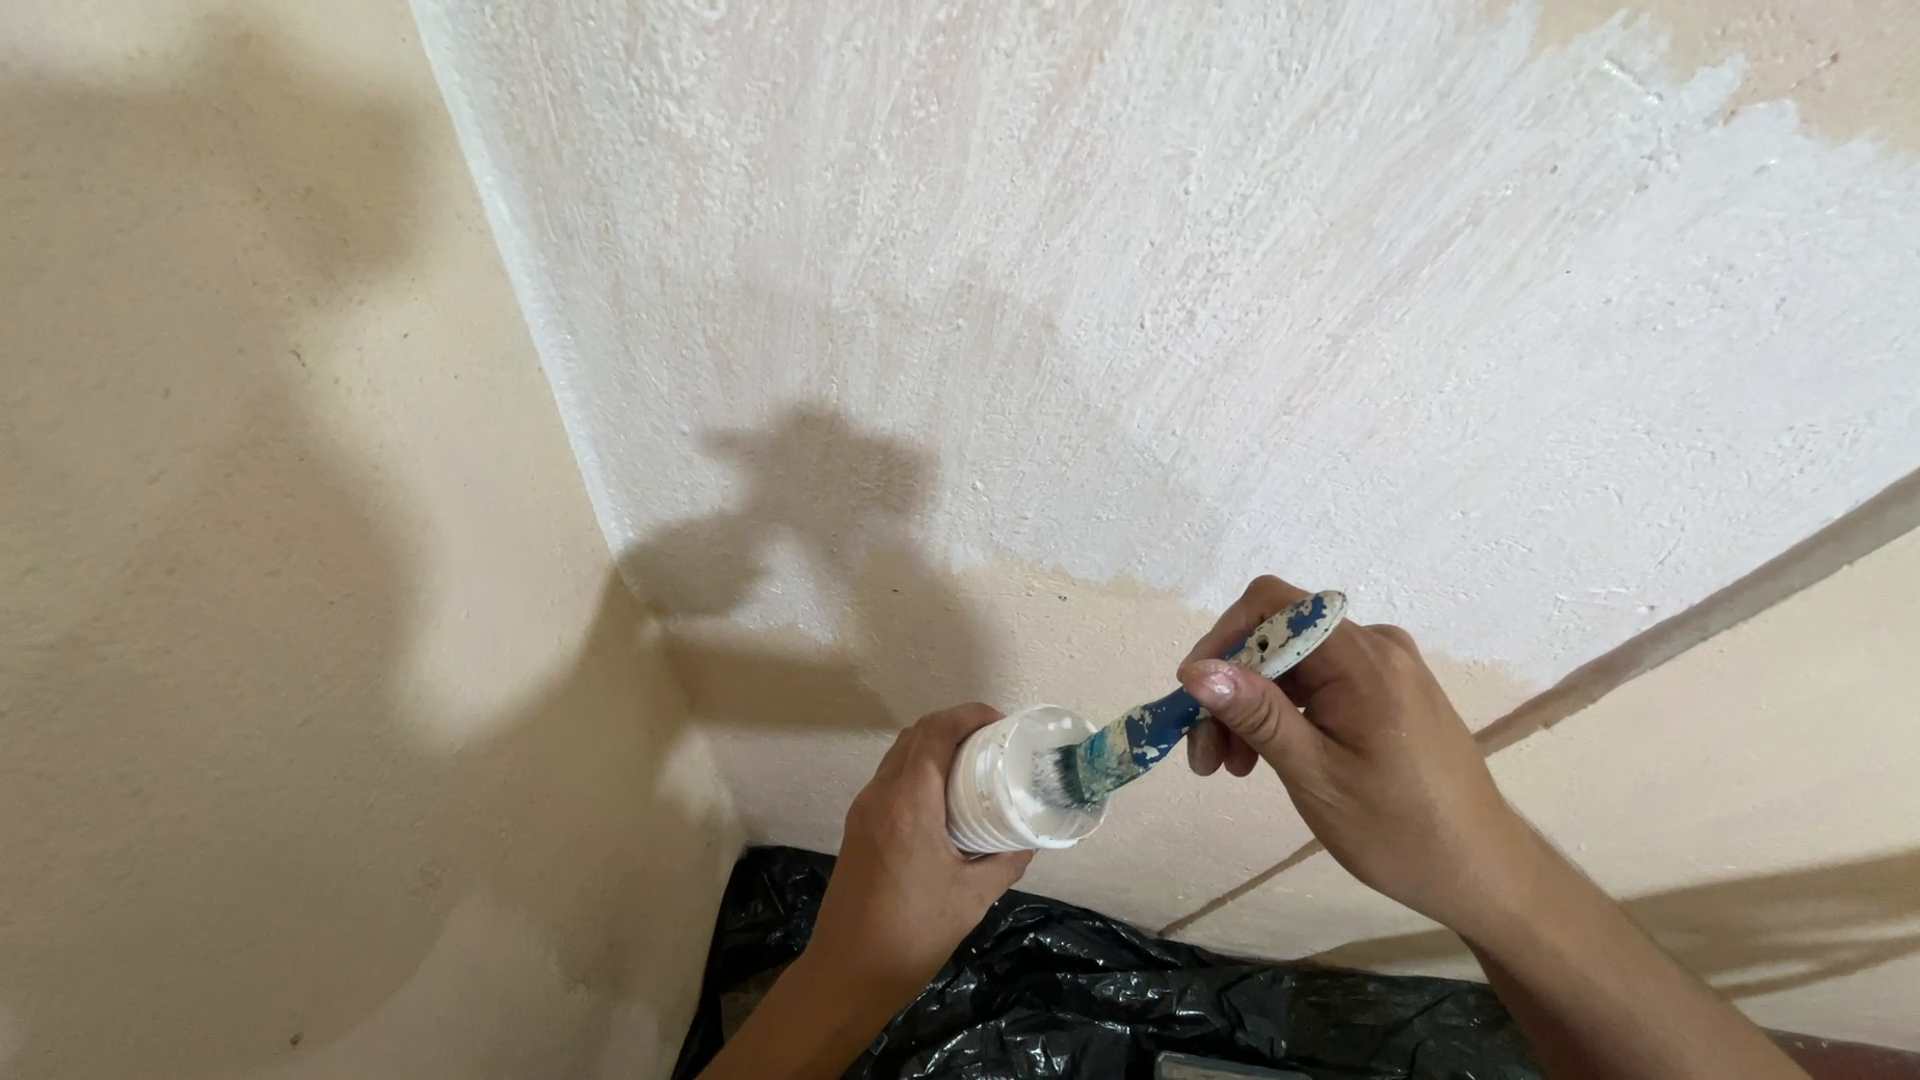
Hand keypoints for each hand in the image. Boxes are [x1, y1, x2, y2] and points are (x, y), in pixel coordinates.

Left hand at [804, 704, 1034, 1007]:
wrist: (847, 973)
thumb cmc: (913, 934)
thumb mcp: (973, 897)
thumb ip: (1006, 859)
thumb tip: (1031, 837)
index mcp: (909, 802)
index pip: (936, 732)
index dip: (969, 715)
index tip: (1000, 723)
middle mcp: (881, 794)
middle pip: (916, 734)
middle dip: (955, 725)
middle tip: (993, 742)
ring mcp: (863, 808)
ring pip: (900, 753)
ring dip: (934, 745)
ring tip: (972, 764)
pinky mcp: (857, 825)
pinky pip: (890, 777)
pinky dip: (918, 769)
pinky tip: (943, 797)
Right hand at [1178, 576, 1535, 933]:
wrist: (1485, 877)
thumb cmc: (1401, 832)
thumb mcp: (1315, 774)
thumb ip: (1256, 713)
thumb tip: (1195, 669)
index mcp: (1364, 658)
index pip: (1273, 605)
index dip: (1222, 637)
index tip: (1194, 693)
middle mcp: (1375, 647)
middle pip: (1276, 638)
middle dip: (1230, 688)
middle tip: (1204, 754)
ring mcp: (1383, 669)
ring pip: (1290, 665)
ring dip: (1251, 707)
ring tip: (1231, 767)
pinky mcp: (1384, 693)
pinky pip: (1315, 683)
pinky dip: (1281, 713)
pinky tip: (1265, 757)